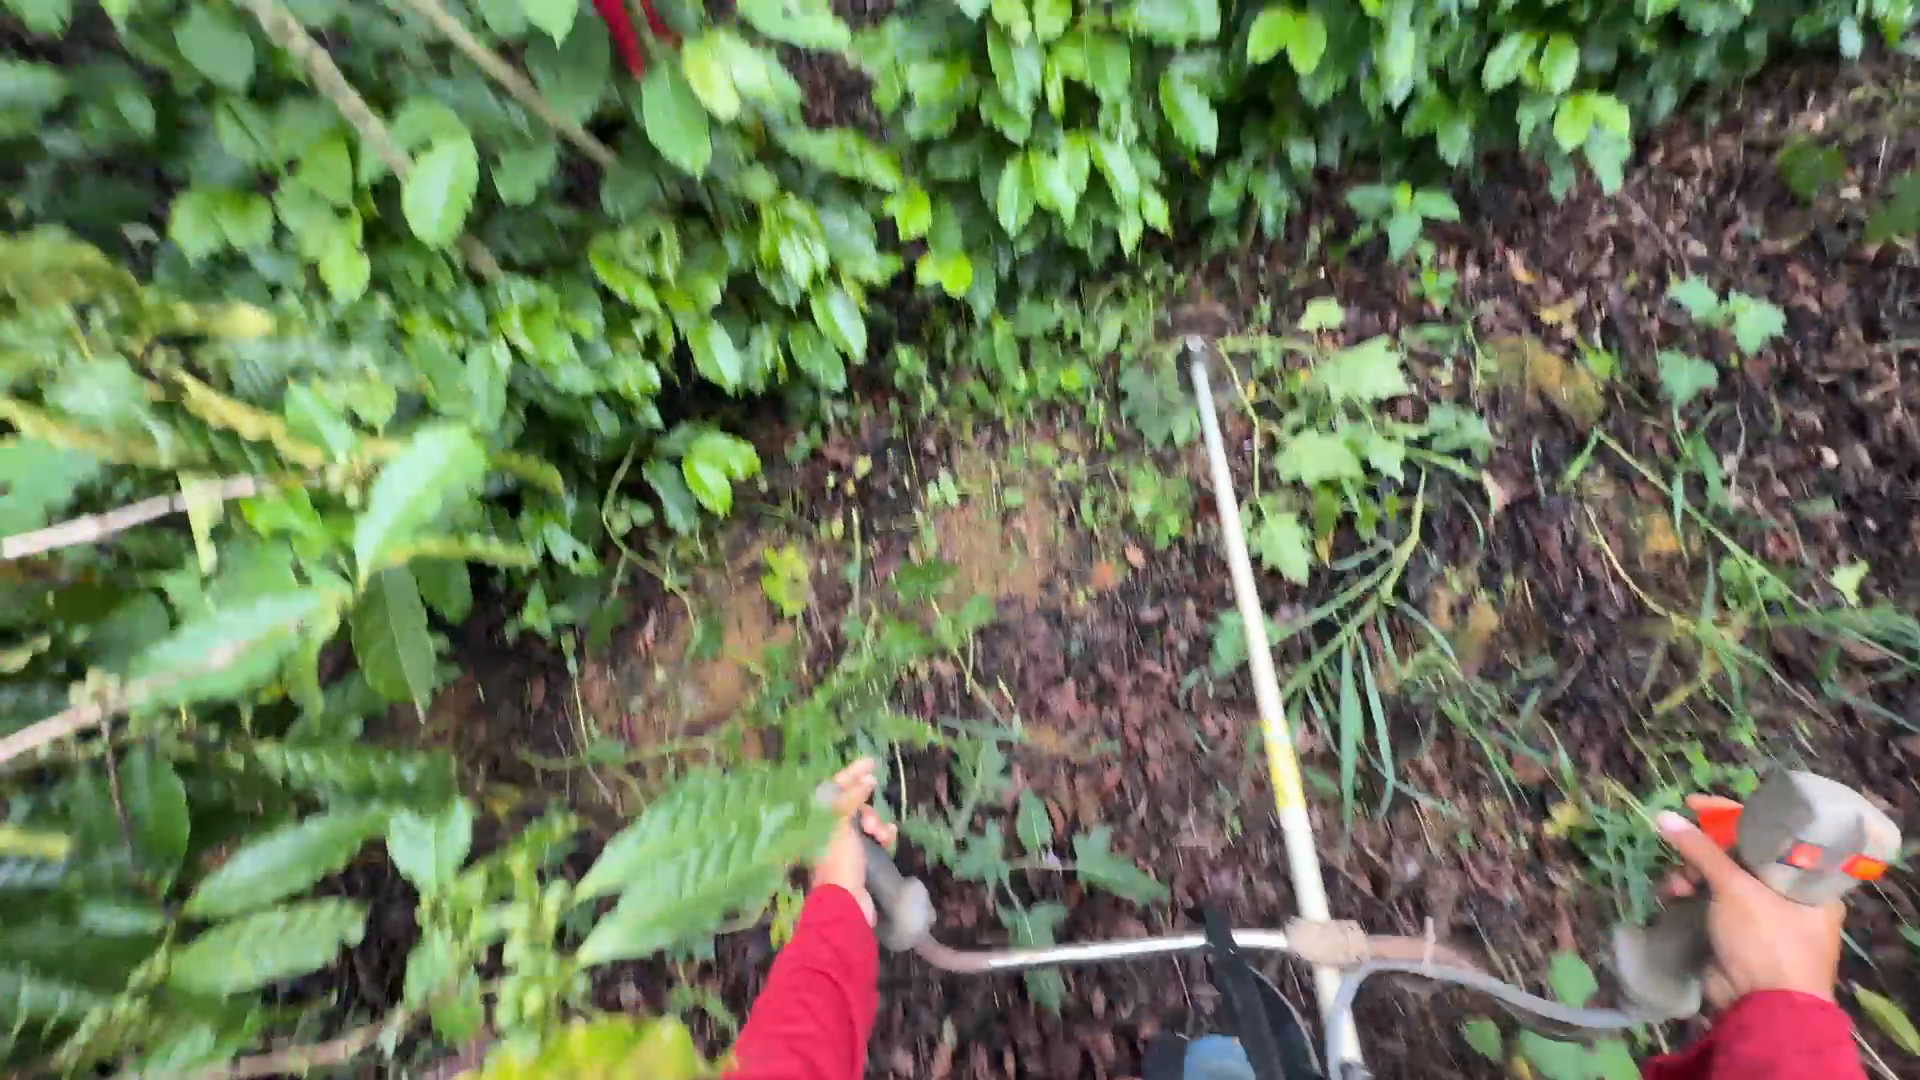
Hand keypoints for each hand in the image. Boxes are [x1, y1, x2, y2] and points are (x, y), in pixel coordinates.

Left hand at [812, 758, 898, 927]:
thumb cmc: (838, 863)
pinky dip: (883, 835)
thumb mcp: (842, 825)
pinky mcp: (861, 859)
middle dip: (868, 806)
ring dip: (877, 822)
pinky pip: (875, 838)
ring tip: (880, 834)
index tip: (872, 762)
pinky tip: (889, 838)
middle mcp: (831, 830)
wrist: (847, 906)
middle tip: (872, 820)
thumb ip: (851, 799)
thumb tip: (867, 779)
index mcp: (819, 821)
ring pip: (867, 821)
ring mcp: (846, 845)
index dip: (853, 772)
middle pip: (854, 804)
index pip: (836, 788)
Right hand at [1658, 796, 1844, 1007]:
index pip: (1769, 837)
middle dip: (1701, 850)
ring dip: (1689, 873)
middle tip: (1679, 846)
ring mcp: (1760, 913)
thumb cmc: (1766, 940)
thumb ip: (1700, 850)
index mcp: (1806, 885)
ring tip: (1676, 884)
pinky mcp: (1734, 927)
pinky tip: (1674, 896)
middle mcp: (1786, 895)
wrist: (1764, 1003)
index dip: (1731, 816)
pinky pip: (1706, 895)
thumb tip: (1662, 816)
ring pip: (1715, 875)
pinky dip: (1687, 891)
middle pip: (1736, 855)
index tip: (1692, 803)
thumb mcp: (1735, 889)